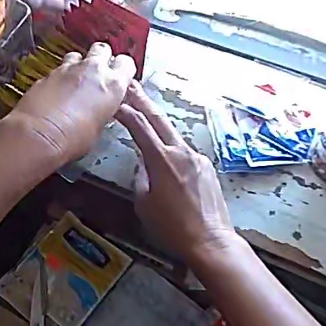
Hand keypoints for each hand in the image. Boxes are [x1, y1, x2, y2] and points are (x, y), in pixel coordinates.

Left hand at [2, 42, 135, 167]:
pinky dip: (59, 77)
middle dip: (101, 58)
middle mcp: (93, 70)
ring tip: (75, 81)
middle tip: (98, 73)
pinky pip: (58, 69)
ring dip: (78, 65)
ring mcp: (68, 69)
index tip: (119, 76)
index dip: (122, 69)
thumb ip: (102, 110)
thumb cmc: (73, 138)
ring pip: (78, 56)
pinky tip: (56, 92)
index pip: (126, 64)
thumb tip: (97, 111)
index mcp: (113, 84)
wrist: (40, 135)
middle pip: (102, 50)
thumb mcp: (99, 128)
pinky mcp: (48, 73)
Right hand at [114, 82, 243, 265]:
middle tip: (130, 84)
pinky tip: (165, 157)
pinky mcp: (206, 167)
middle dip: (142, 100)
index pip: (139, 126)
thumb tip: (143, 165)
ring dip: (157, 124)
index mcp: (163, 160)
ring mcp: (197, 158)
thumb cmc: (173, 228)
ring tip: (143, 114)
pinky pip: (184, 153)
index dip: (125, 111)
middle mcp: (182, 153)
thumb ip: (141, 177)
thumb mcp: (144, 203)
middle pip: (159, 119)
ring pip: (173, 135)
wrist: (211, 241)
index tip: (114, 101)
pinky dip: (171, 149)